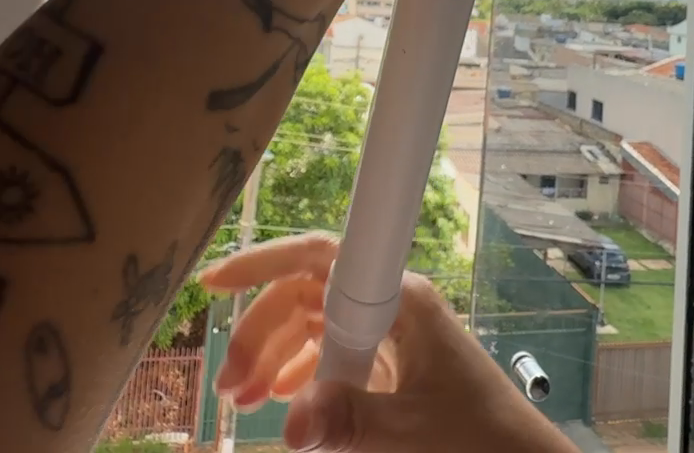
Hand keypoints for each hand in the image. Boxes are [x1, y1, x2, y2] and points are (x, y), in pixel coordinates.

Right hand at [199, 235, 573, 452]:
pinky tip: (280, 401)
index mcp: (398, 299)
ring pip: (315, 326)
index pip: (321, 258)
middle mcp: (389, 305)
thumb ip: (349, 423)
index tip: (215, 281)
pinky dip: (301, 375)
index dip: (266, 262)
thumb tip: (286, 425)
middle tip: (228, 385)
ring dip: (275, 357)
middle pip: (308, 297)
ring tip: (242, 400)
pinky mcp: (388, 362)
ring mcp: (388, 333)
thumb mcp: (408, 435)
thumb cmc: (477, 441)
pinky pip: (332, 354)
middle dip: (261, 332)